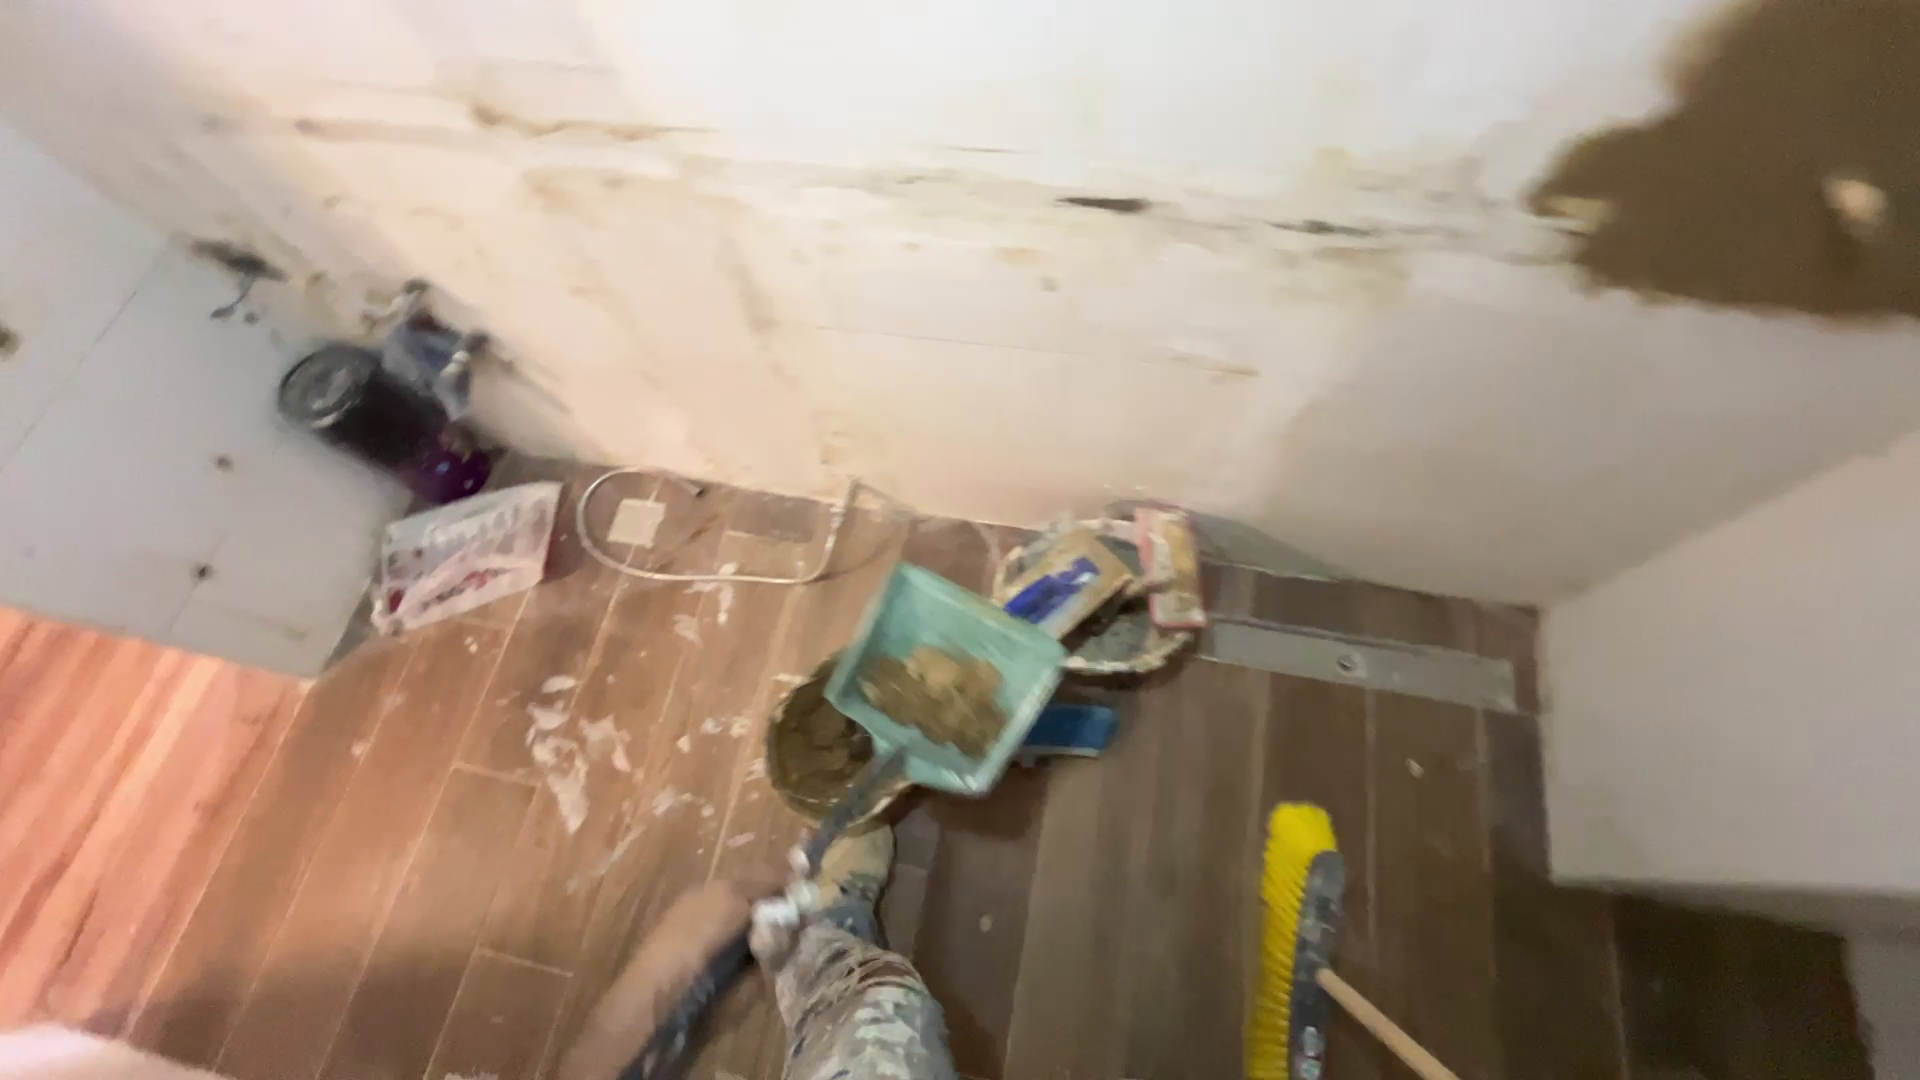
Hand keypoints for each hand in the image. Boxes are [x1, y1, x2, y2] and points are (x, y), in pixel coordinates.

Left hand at [557, 875, 781, 1079]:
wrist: (660, 1001)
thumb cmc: (693, 936)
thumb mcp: (733, 897)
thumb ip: (768, 881)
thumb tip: (799, 864)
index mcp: (717, 890)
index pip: (762, 878)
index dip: (785, 880)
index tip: (809, 886)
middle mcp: (722, 917)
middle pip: (770, 911)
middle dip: (784, 917)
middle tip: (792, 926)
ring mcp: (724, 952)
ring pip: (768, 941)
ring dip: (775, 945)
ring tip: (768, 955)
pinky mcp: (727, 984)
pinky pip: (759, 970)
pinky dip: (764, 970)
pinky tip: (761, 973)